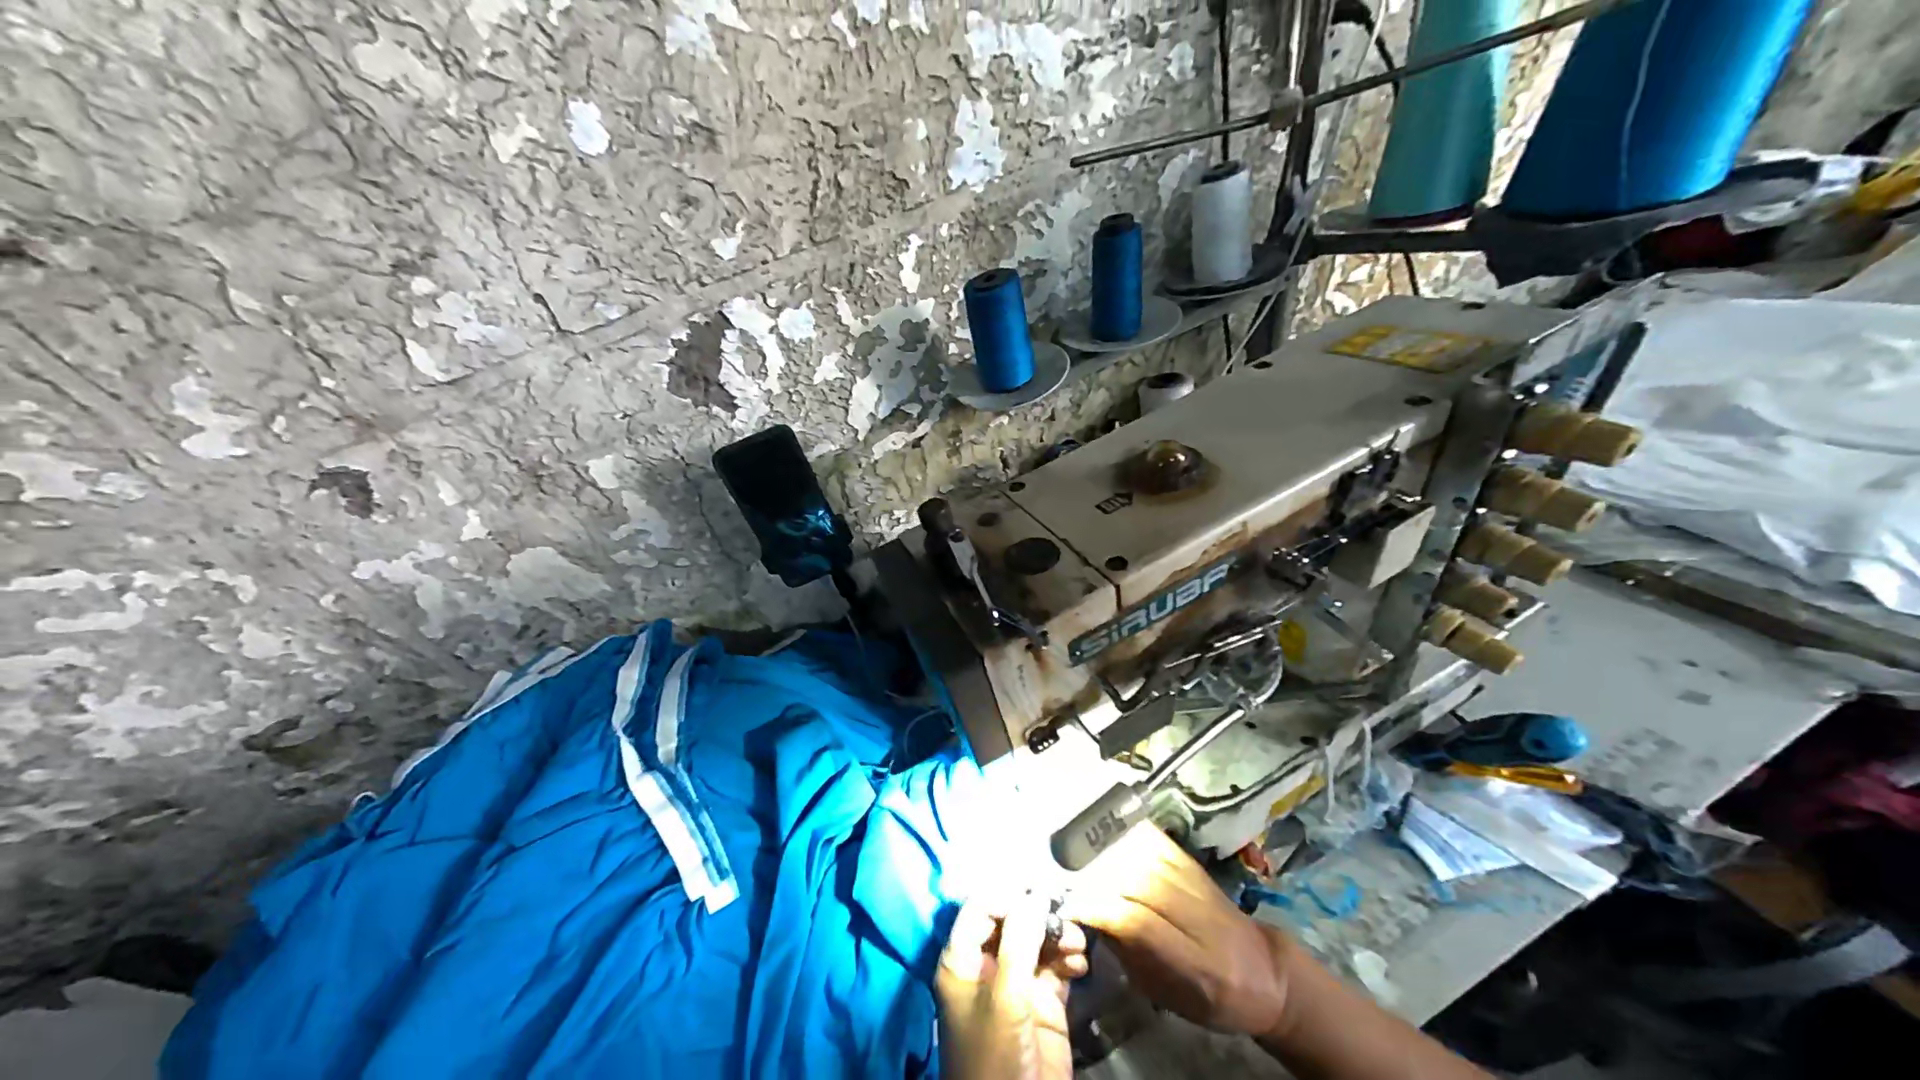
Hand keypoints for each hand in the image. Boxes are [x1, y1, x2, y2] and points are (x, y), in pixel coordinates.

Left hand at [935, 895, 1089, 1079]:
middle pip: (1013, 921)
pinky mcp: (1043, 1004)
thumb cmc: (994, 1055)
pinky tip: (1080, 965)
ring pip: (1038, 942)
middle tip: (1065, 914)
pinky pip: (1057, 967)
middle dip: (1040, 914)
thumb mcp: (1003, 997)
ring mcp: (1016, 984)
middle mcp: (987, 966)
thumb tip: (1034, 894)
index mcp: (962, 959)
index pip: (980, 909)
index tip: (1038, 894)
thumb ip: (1018, 942)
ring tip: (1076, 945)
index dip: (1007, 897)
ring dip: (1059, 936)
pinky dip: (1070, 960)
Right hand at [1061, 824, 1295, 1038]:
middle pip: (1134, 877)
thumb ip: (1125, 949)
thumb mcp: (1162, 989)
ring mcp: (1192, 877)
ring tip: (1064, 837)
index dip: (1094, 905)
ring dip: (1099, 843)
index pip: (1133, 920)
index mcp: (1190, 960)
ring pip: (1140, 852)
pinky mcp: (1189, 858)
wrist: (1264, 973)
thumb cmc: (1207, 994)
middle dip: (1089, 869)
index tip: (1058, 898)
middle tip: (1050, 863)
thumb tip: (1082, 913)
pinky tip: (1096, 821)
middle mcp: (1194, 910)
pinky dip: (1121, 828)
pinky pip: (1150, 837)